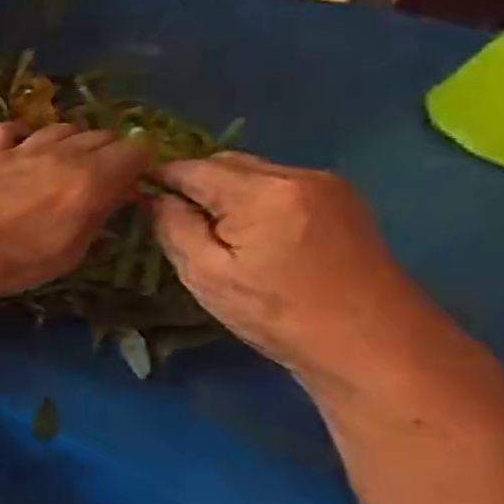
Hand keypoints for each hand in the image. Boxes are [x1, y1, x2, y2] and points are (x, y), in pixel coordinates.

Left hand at [0, 121, 150, 299]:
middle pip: (101, 136)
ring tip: (64, 165)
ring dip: (70, 142)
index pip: (136, 151)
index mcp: (90, 178)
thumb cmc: (18, 263)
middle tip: (97, 180)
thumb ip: (99, 216)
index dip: (137, 167)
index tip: (128, 185)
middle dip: (108, 154)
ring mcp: (20, 151)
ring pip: (61, 127)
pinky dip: (19, 134)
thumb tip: (117, 196)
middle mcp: (60, 155)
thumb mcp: (73, 251)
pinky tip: (21, 149)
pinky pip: (8, 129)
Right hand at [151, 153, 443, 380]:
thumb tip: (156, 199)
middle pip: (225, 162)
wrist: (372, 341)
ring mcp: (327, 185)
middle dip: (190, 182)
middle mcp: (297, 175)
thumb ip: (173, 227)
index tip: (132, 197)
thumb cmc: (276, 312)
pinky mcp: (341, 200)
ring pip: (252, 171)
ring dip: (221, 190)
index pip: (191, 168)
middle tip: (168, 218)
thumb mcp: (204, 274)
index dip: (157, 178)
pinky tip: (245, 231)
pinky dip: (250, 197)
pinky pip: (277, 184)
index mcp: (262, 193)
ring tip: (206, 228)